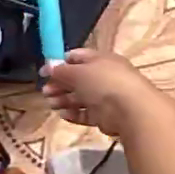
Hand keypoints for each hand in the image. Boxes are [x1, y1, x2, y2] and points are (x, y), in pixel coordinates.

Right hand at [40, 49, 174, 135]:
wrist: (130, 110)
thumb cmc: (103, 83)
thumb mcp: (77, 72)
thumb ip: (60, 70)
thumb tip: (47, 67)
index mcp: (100, 60)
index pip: (77, 57)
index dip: (59, 63)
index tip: (44, 72)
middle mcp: (103, 76)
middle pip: (76, 79)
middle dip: (59, 84)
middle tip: (45, 92)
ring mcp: (105, 97)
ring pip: (79, 97)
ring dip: (63, 100)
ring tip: (51, 104)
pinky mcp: (105, 115)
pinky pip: (85, 113)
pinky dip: (74, 114)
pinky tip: (63, 114)